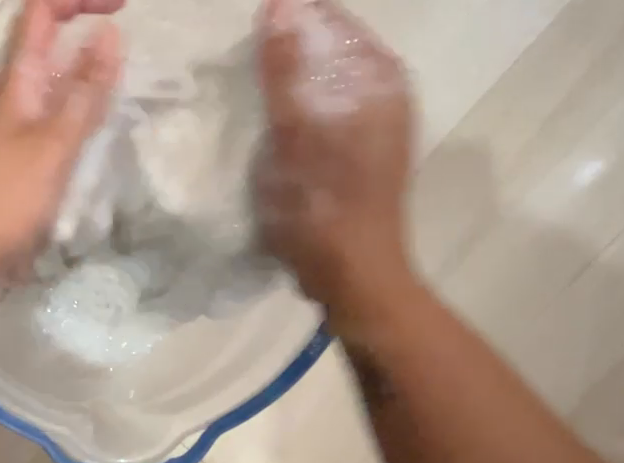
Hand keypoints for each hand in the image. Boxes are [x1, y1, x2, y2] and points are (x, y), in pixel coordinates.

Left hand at [0, 0, 124, 291]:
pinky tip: (88, 141)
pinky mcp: (5, 161)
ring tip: (116, 99)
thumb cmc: (5, 202)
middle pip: (44, 44)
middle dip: (85, 36)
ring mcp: (3, 130)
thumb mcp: (54, 146)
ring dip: (81, 81)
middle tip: (125, 62)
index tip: (121, 9)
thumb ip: (83, 93)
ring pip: (46, 86)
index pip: (40, 10)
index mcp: (13, 81)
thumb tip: (107, 35)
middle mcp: (4, 97)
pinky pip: (42, 122)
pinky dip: (70, 118)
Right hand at [253, 0, 418, 335]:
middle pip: (328, 49)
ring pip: (326, 82)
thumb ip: (286, 69)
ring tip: (249, 102)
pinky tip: (273, 134)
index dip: (285, 22)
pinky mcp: (364, 153)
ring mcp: (377, 122)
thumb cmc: (319, 209)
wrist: (352, 274)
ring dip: (288, 85)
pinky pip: (327, 112)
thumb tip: (279, 3)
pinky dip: (298, 113)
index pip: (327, 20)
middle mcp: (385, 88)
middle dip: (285, 52)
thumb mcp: (295, 136)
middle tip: (238, 74)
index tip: (241, 44)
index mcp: (376, 75)